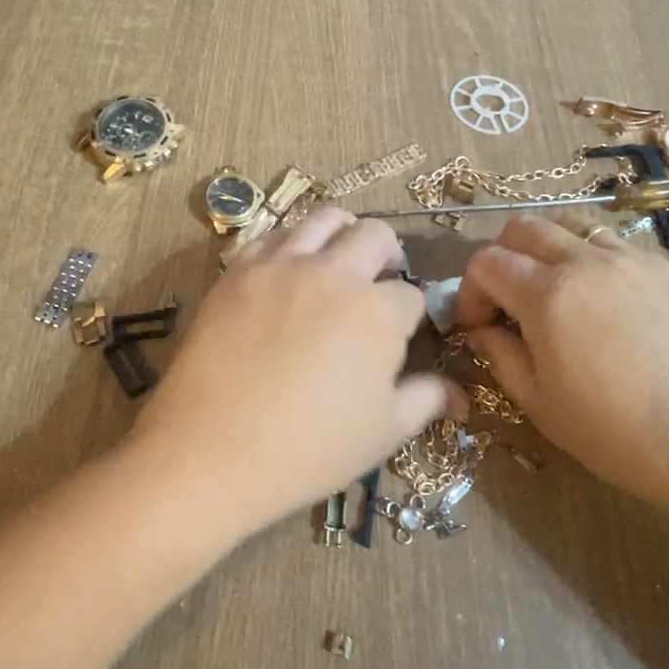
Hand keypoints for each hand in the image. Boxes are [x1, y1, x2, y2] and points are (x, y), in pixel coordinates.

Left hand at [129, 207, 449, 534]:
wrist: (211, 450)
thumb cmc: (308, 449)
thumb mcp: (381, 433)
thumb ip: (422, 401)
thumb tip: (457, 393)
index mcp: (377, 312)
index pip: (410, 295)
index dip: (410, 314)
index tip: (401, 333)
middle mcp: (333, 273)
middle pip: (374, 235)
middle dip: (387, 254)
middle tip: (379, 279)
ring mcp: (280, 265)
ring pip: (323, 219)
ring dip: (341, 232)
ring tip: (337, 258)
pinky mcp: (237, 269)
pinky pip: (271, 235)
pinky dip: (289, 244)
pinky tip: (286, 270)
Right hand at [458, 216, 668, 533]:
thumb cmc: (627, 440)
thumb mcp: (544, 407)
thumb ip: (501, 356)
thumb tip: (483, 328)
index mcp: (549, 295)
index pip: (486, 261)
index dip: (469, 291)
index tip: (476, 325)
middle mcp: (588, 262)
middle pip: (525, 227)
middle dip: (502, 257)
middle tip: (508, 302)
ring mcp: (636, 261)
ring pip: (573, 226)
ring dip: (548, 250)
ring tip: (556, 294)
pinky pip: (616, 246)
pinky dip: (592, 260)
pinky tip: (606, 305)